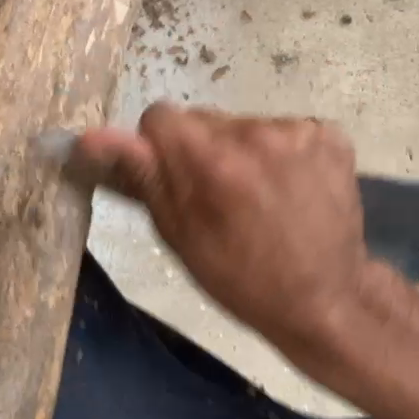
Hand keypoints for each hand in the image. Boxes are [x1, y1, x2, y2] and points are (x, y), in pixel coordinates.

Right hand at [73, 104, 370, 349]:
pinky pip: (285, 128)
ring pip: (243, 124)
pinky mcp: (329, 134)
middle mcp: (250, 132)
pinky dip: (283, 152)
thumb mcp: (177, 234)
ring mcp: (296, 131)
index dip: (162, 148)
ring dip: (243, 150)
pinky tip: (293, 188)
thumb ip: (139, 175)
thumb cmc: (240, 277)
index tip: (179, 181)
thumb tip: (89, 136)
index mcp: (207, 159)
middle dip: (203, 148)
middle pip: (203, 119)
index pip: (160, 117)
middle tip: (220, 196)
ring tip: (260, 196)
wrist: (328, 301)